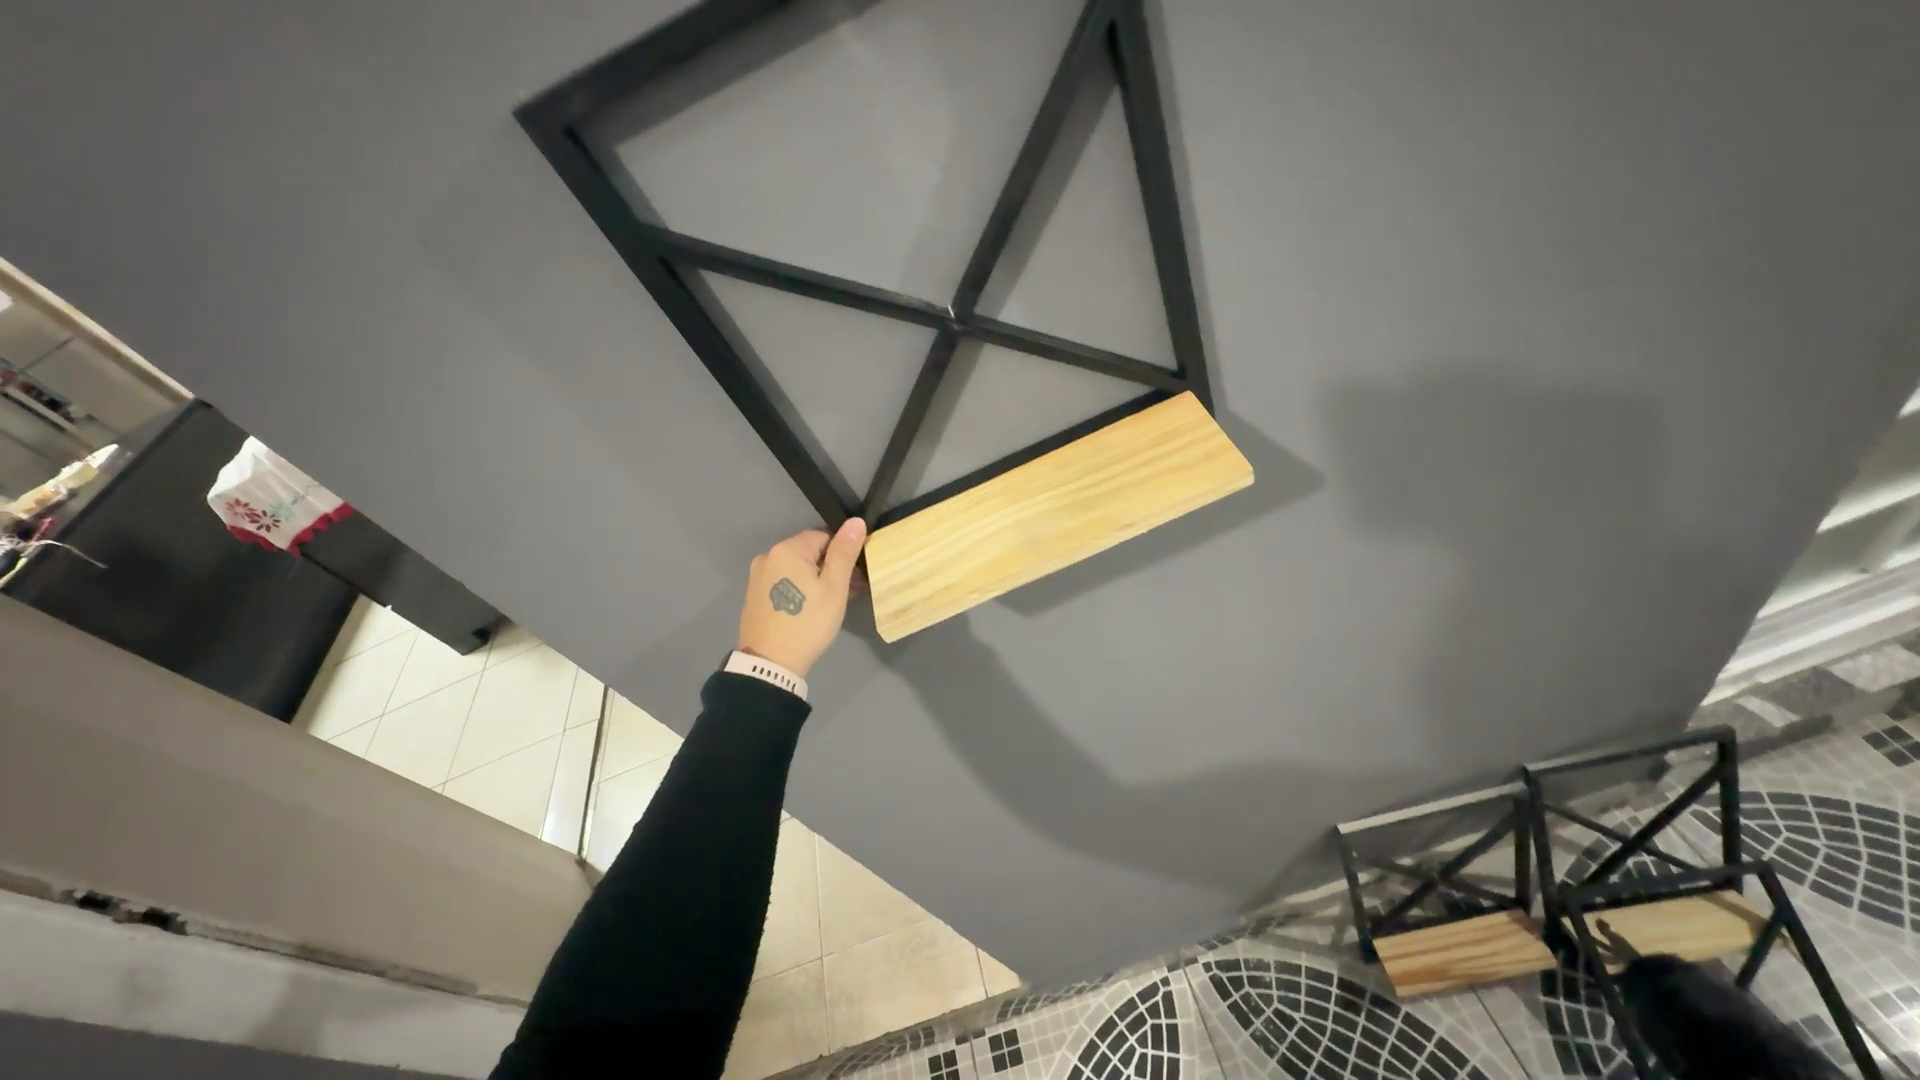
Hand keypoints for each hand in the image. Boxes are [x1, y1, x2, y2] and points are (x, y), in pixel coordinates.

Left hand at [737, 518, 866, 676]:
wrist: (771, 663)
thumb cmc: (808, 622)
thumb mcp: (833, 588)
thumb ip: (844, 552)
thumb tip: (856, 521)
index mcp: (787, 549)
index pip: (824, 537)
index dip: (841, 555)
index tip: (852, 578)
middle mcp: (767, 556)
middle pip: (808, 553)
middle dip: (828, 568)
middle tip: (846, 594)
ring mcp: (757, 576)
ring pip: (795, 569)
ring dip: (814, 580)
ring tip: (828, 605)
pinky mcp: (754, 595)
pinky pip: (783, 583)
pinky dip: (797, 590)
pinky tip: (807, 611)